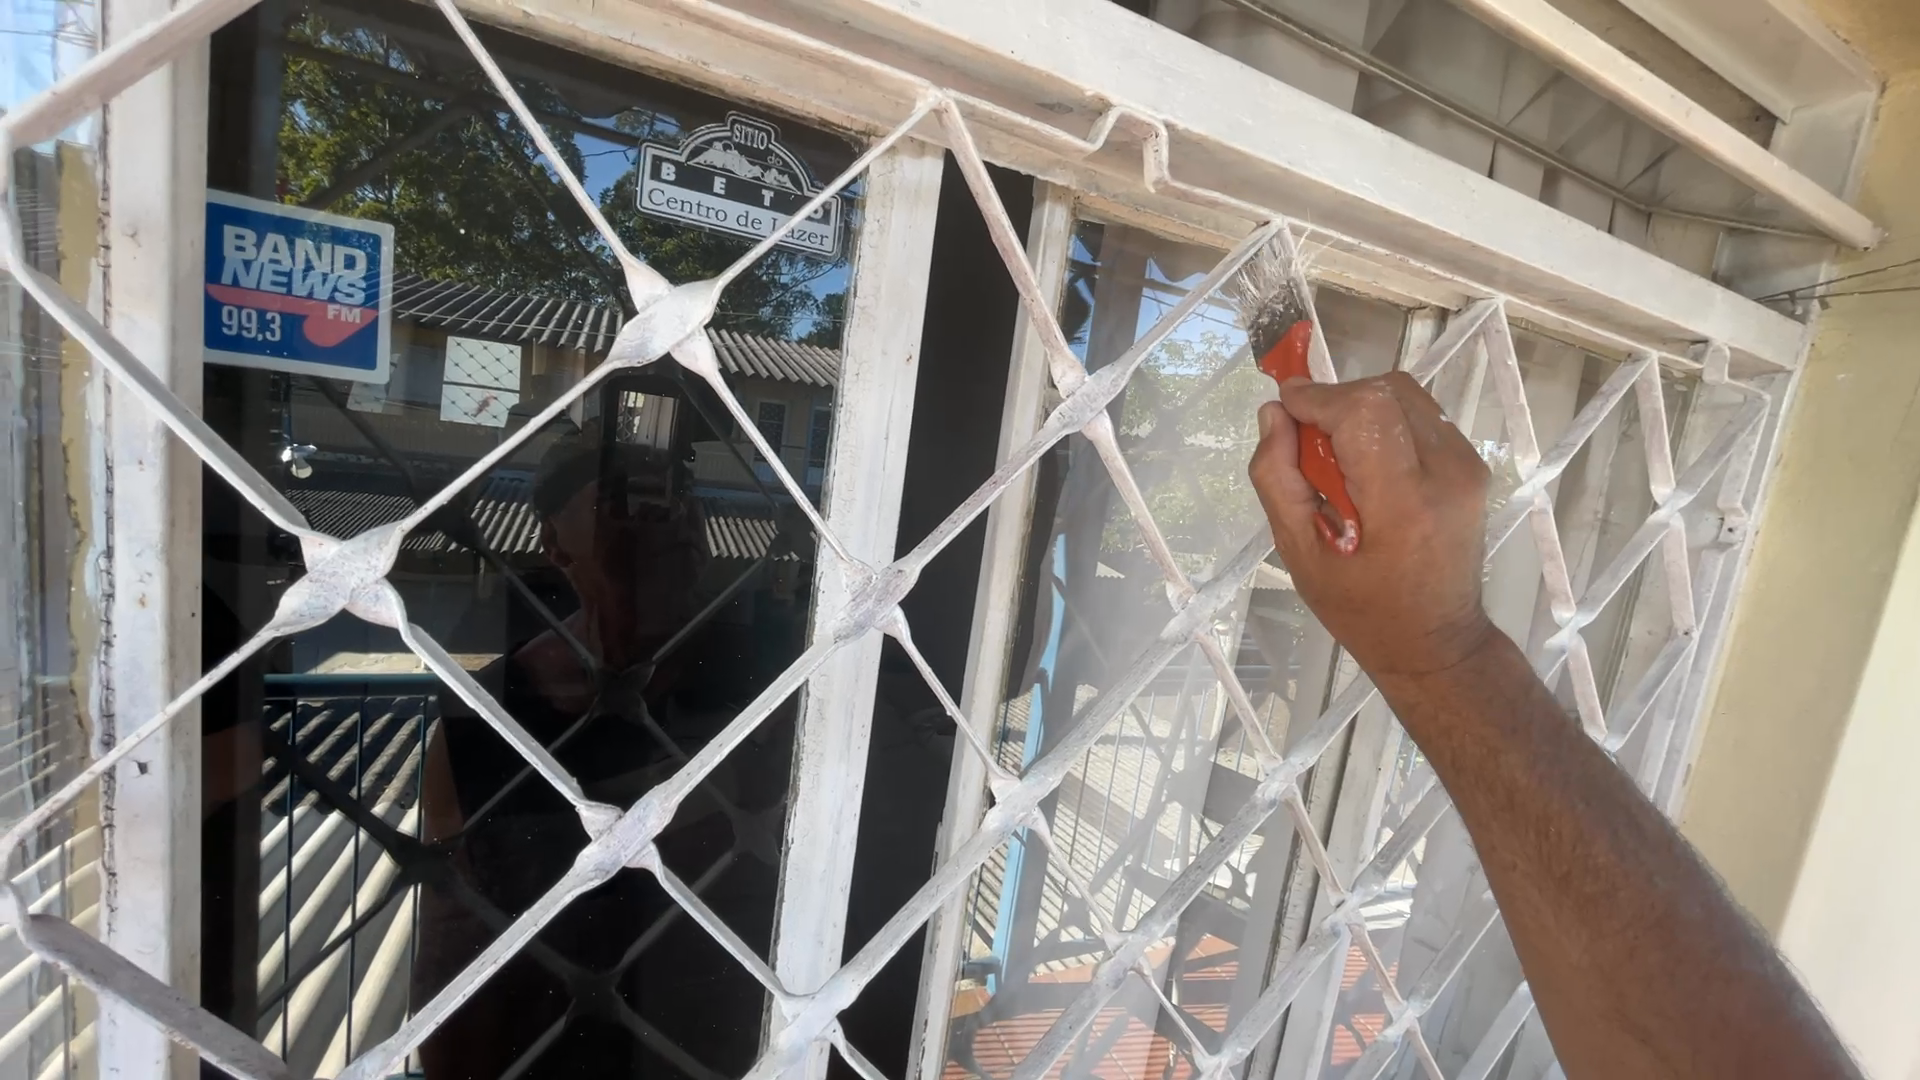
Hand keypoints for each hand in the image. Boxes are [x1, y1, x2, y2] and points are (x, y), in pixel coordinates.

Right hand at [1248, 372, 1496, 679]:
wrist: (1434, 639)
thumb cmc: (1358, 607)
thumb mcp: (1297, 553)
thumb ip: (1277, 479)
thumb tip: (1272, 414)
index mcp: (1404, 502)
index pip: (1364, 412)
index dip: (1316, 398)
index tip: (1283, 409)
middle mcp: (1448, 472)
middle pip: (1385, 392)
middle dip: (1333, 402)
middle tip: (1304, 441)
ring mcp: (1467, 464)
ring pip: (1403, 396)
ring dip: (1356, 409)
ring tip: (1332, 454)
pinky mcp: (1472, 463)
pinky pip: (1417, 415)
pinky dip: (1379, 422)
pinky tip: (1362, 462)